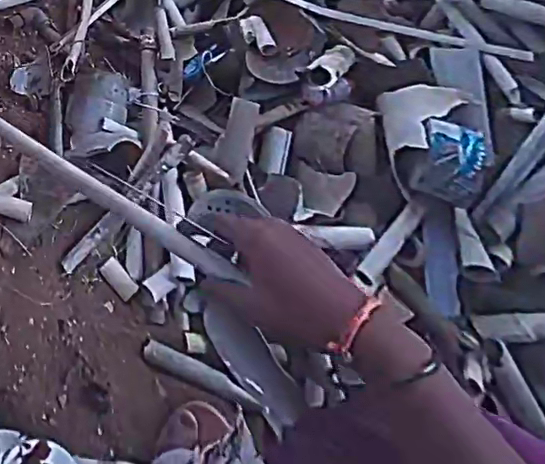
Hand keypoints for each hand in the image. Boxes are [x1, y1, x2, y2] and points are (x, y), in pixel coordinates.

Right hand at [199, 215, 372, 354]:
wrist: (351, 322)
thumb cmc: (305, 313)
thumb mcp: (252, 308)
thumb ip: (221, 291)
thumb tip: (208, 285)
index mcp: (254, 236)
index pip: (216, 222)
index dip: (201, 233)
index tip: (192, 242)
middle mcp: (272, 227)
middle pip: (236, 227)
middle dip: (224, 245)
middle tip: (220, 268)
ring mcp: (292, 234)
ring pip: (257, 234)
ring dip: (246, 250)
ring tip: (248, 279)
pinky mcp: (306, 244)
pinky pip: (276, 241)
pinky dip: (267, 254)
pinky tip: (271, 281)